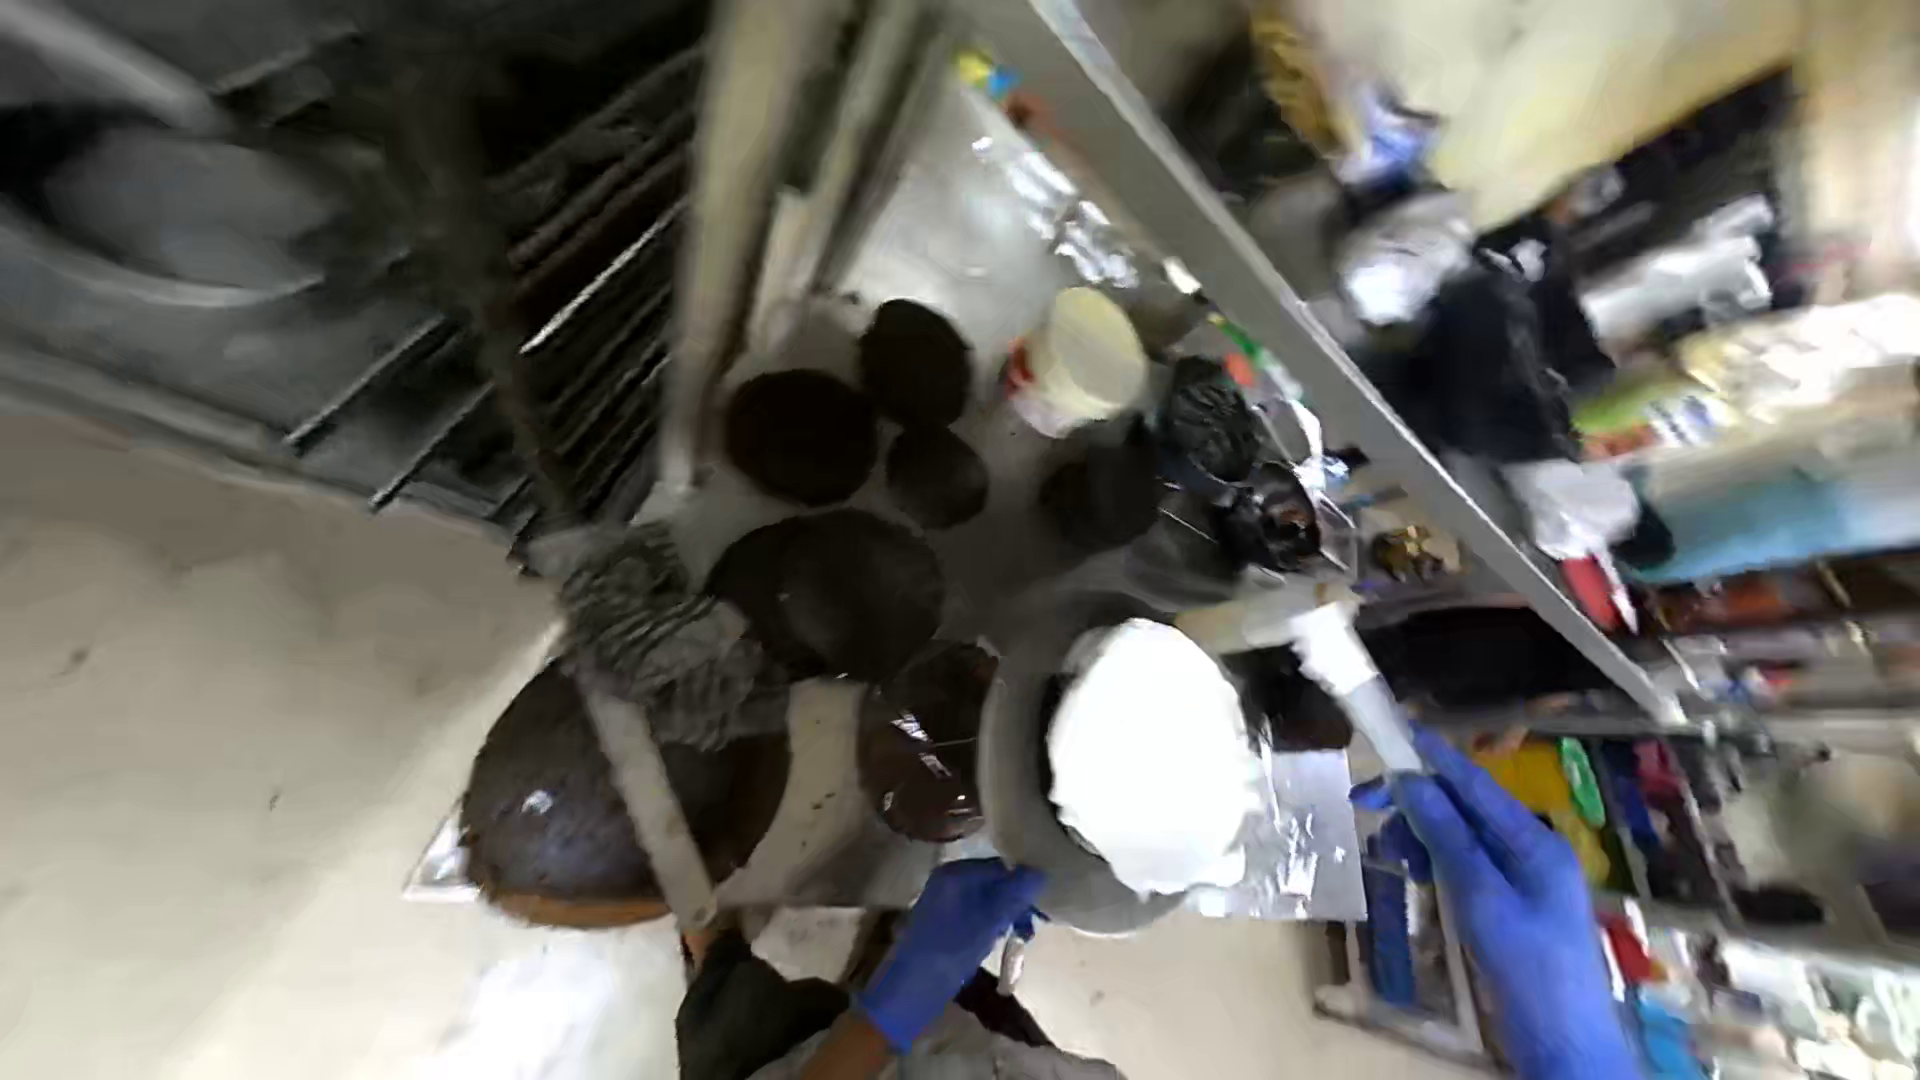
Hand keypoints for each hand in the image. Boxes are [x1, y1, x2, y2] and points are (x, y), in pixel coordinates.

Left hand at [856, 858, 1045, 1052]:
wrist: (907, 991)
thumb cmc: (948, 952)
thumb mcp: (987, 924)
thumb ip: (1013, 896)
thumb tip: (1039, 872)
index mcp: (955, 872)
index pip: (998, 866)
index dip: (1020, 885)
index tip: (1035, 909)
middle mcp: (946, 878)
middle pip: (990, 880)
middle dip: (1011, 901)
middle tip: (1028, 927)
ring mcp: (941, 897)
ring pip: (982, 896)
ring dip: (1001, 913)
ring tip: (1015, 935)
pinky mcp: (940, 917)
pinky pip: (971, 909)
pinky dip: (986, 921)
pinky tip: (994, 938)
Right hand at [1386, 730, 1639, 1079]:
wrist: (1561, 1041)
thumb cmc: (1525, 962)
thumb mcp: (1478, 892)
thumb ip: (1444, 832)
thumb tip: (1408, 779)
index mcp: (1533, 841)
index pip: (1475, 782)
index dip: (1434, 754)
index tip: (1396, 729)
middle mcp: (1525, 847)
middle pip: (1457, 804)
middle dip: (1410, 801)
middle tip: (1360, 802)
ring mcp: (1514, 871)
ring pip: (1449, 829)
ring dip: (1413, 833)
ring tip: (1389, 856)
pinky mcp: (1500, 892)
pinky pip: (1454, 856)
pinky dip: (1426, 856)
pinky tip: (1410, 872)